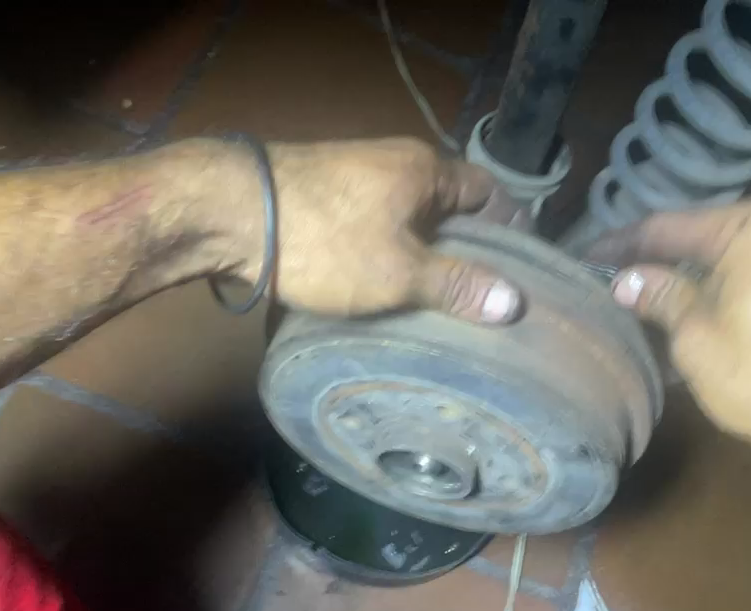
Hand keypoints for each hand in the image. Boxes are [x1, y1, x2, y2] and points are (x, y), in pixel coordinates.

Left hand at [214, 137, 521, 323]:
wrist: (232, 215)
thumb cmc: (326, 241)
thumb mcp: (399, 271)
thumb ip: (455, 285)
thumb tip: (515, 302)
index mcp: (424, 169)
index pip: (487, 192)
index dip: (508, 229)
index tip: (519, 271)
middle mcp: (393, 165)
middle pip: (447, 209)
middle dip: (464, 251)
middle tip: (480, 301)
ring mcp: (354, 181)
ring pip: (407, 223)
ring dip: (422, 258)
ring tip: (438, 306)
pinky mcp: (324, 203)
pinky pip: (374, 232)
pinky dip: (388, 259)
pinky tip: (387, 293)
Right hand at [587, 198, 750, 454]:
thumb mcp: (700, 342)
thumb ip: (663, 299)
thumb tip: (627, 279)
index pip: (667, 226)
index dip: (620, 245)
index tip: (585, 259)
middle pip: (708, 235)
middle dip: (663, 258)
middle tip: (622, 281)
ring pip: (742, 252)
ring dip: (701, 273)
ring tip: (663, 296)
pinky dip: (737, 282)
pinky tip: (715, 304)